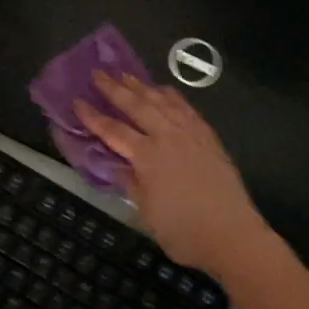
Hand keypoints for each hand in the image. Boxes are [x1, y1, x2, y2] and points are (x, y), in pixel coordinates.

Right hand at [74, 72, 272, 277]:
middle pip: (136, 105)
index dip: (93, 117)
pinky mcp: (208, 136)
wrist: (232, 235)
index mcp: (147, 156)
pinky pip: (185, 107)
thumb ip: (130, 182)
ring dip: (141, 86)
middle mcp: (168, 136)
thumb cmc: (183, 231)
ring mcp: (190, 133)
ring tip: (126, 75)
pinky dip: (170, 95)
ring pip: (161, 100)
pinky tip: (163, 91)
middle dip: (114, 88)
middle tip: (98, 73)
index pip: (113, 131)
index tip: (76, 102)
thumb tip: (116, 164)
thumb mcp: (146, 211)